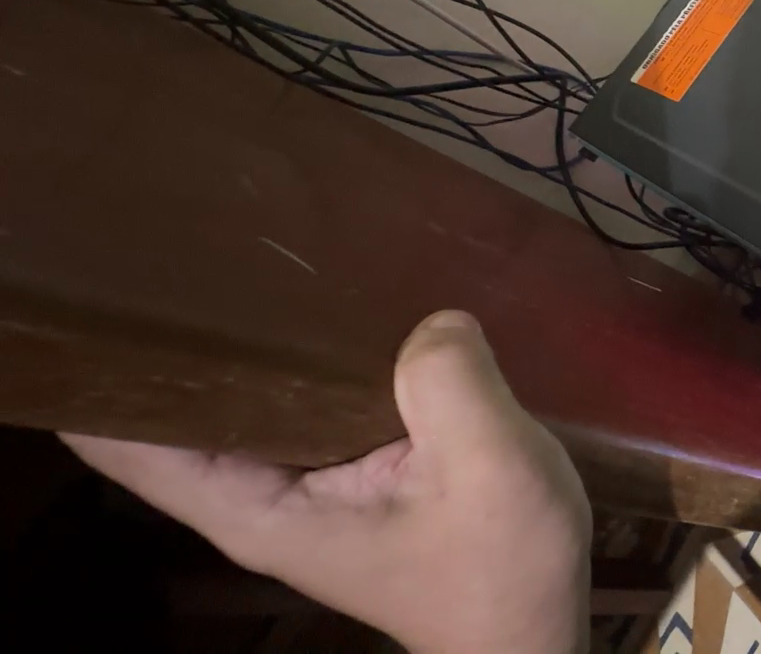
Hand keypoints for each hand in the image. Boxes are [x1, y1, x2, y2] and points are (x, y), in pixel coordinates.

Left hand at [62, 310, 590, 653]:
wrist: (533, 617)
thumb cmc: (502, 557)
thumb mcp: (488, 465)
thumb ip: (450, 385)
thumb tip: (435, 318)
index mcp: (263, 505)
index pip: (137, 444)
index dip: (115, 376)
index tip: (126, 299)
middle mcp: (274, 493)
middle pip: (200, 411)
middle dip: (207, 337)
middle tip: (241, 256)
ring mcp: (325, 484)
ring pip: (277, 401)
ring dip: (284, 345)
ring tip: (311, 272)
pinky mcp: (373, 473)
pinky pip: (337, 403)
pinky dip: (345, 362)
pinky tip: (388, 324)